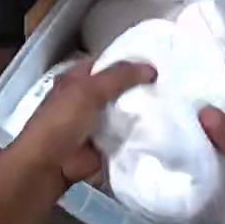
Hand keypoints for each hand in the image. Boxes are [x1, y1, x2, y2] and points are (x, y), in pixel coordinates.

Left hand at [4, 62, 155, 193]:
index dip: (130, 60)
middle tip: (170, 81)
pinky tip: (164, 125)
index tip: (158, 59)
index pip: (108, 62)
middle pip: (119, 87)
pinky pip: (127, 132)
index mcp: (78, 78)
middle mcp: (88, 96)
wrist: (51, 164)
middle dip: (140, 85)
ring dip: (143, 109)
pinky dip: (141, 131)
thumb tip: (152, 69)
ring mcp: (97, 120)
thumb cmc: (63, 119)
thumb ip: (119, 76)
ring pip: (125, 109)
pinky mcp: (106, 141)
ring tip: (173, 101)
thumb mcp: (88, 90)